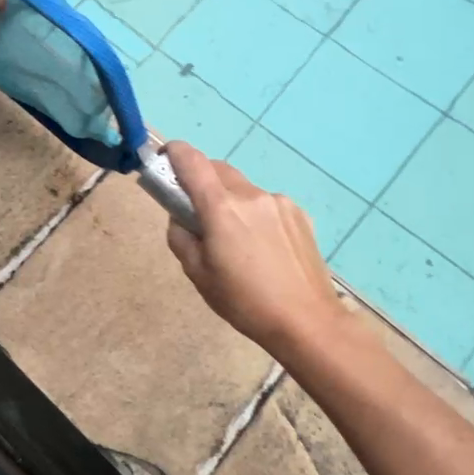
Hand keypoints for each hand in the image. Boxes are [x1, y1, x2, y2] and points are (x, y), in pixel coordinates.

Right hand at [164, 142, 346, 353]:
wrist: (308, 322)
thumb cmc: (244, 301)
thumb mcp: (197, 273)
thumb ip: (180, 236)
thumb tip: (180, 217)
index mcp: (221, 207)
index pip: (191, 160)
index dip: (174, 152)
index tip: (165, 161)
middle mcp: (251, 195)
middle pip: (217, 169)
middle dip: (200, 179)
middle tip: (194, 209)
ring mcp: (279, 202)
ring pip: (242, 188)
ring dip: (228, 199)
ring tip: (234, 238)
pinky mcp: (300, 214)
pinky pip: (265, 203)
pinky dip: (253, 213)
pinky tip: (262, 246)